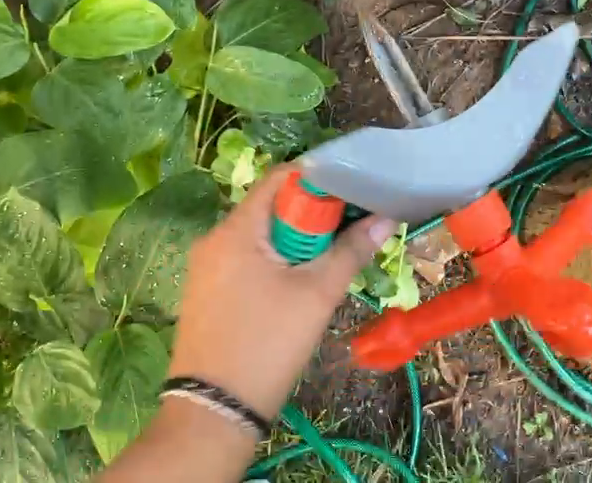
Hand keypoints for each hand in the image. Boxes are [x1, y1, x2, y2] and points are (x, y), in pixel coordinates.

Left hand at [167, 165, 393, 419]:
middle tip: (348, 228)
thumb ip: (350, 251)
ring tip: (329, 257)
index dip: (318, 179)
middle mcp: (215, 237)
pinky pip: (246, 257)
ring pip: (260, 234)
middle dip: (311, 214)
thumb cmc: (267, 345)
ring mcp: (206, 265)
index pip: (280, 178)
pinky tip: (297, 282)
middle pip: (270, 205)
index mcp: (237, 229)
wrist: (214, 414)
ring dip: (295, 240)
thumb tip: (385, 219)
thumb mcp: (317, 295)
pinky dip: (274, 259)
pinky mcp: (206, 290)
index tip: (351, 192)